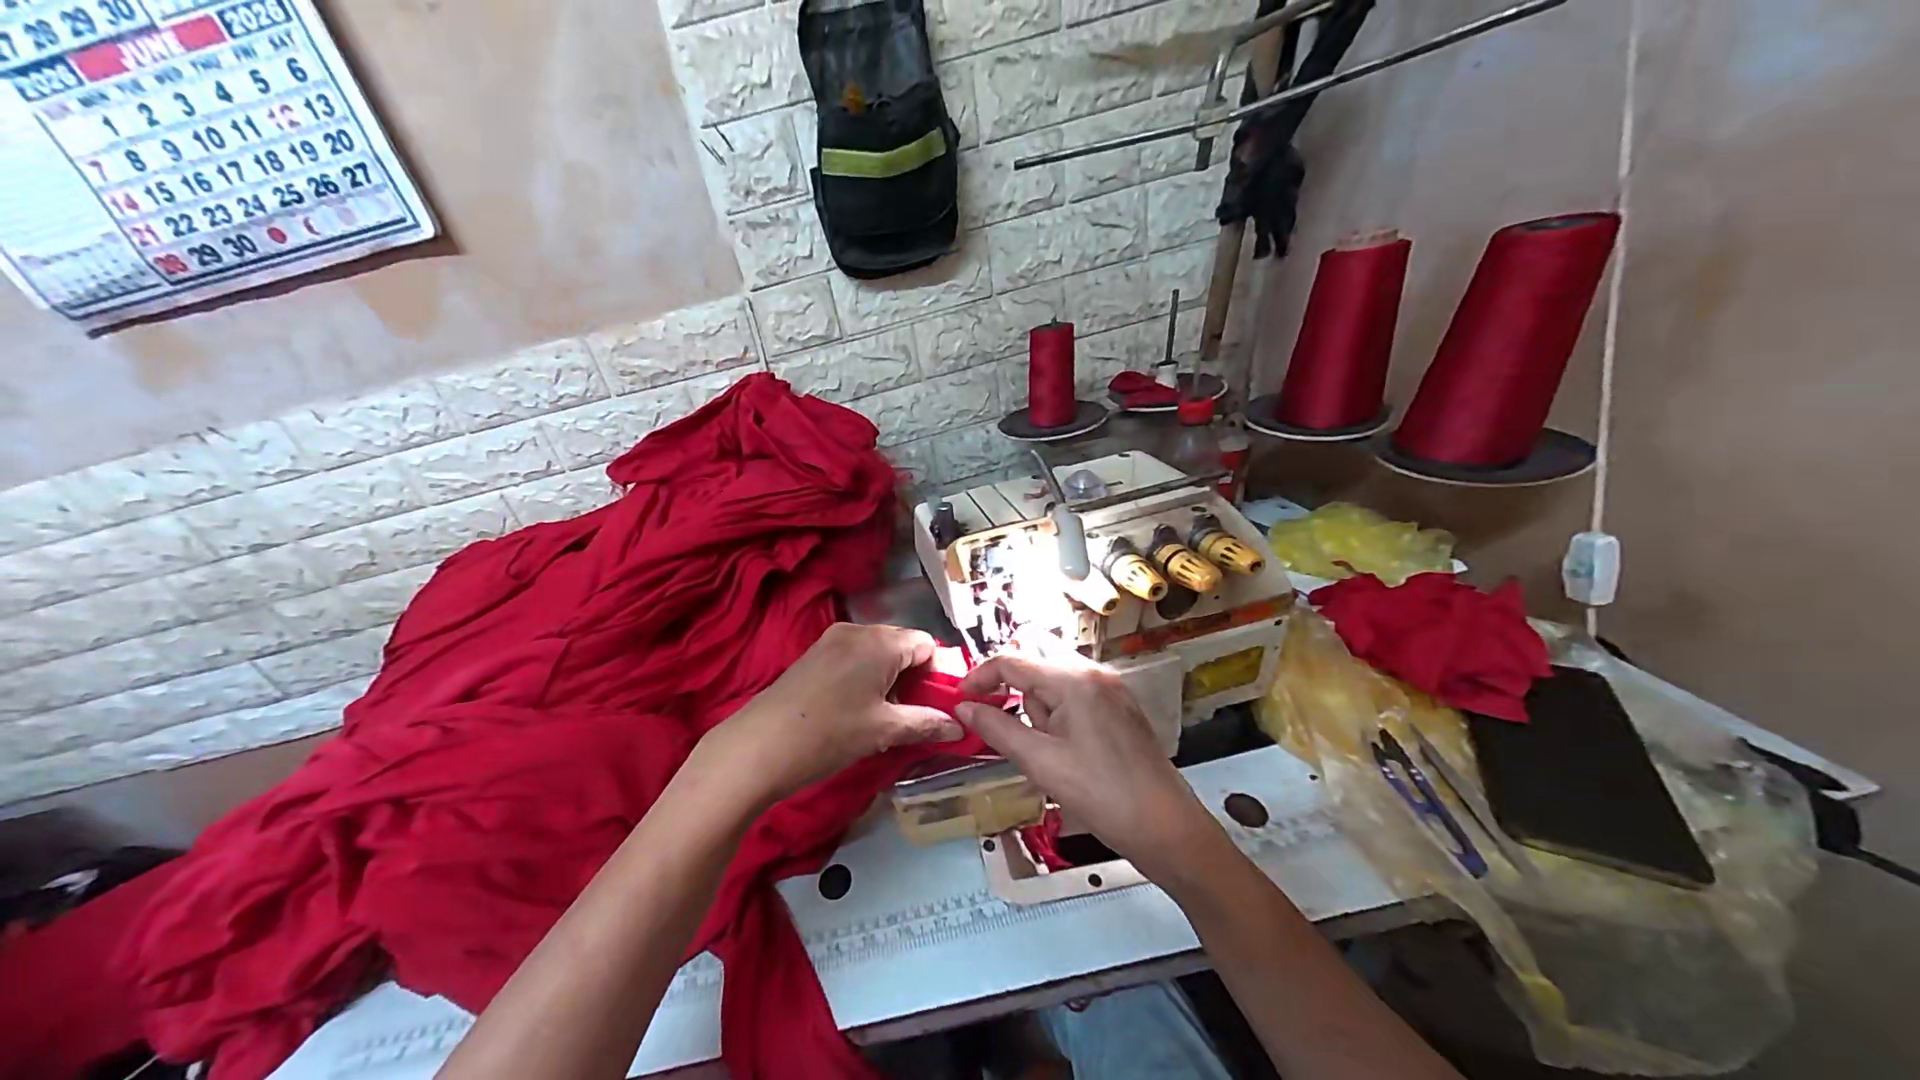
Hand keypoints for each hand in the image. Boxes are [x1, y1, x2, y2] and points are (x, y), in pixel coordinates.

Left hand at [713, 623, 966, 801]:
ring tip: (882, 716)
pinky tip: (854, 709)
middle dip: (913, 676)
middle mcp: (857, 631)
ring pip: (876, 652)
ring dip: (888, 678)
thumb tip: (959, 728)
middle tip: (911, 714)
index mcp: (880, 642)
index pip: (927, 643)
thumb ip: (926, 723)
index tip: (934, 705)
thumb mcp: (883, 731)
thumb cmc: (829, 734)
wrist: (757, 747)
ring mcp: (831, 640)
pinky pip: (854, 657)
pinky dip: (864, 677)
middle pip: (902, 644)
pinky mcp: (813, 655)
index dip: (937, 673)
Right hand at [955, 654, 1223, 879]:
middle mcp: (1095, 673)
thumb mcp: (1040, 762)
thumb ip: (996, 728)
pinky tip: (1066, 751)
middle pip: (1036, 665)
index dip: (980, 677)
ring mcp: (1112, 689)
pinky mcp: (1121, 709)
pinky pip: (1077, 697)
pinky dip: (1059, 715)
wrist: (1166, 828)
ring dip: (1038, 709)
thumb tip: (962, 707)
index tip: (960, 701)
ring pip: (1056, 683)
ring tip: (1048, 754)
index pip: (1012, 661)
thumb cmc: (1100, 794)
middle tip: (1006, 730)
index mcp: (1074, 679)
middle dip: (1013, 693)